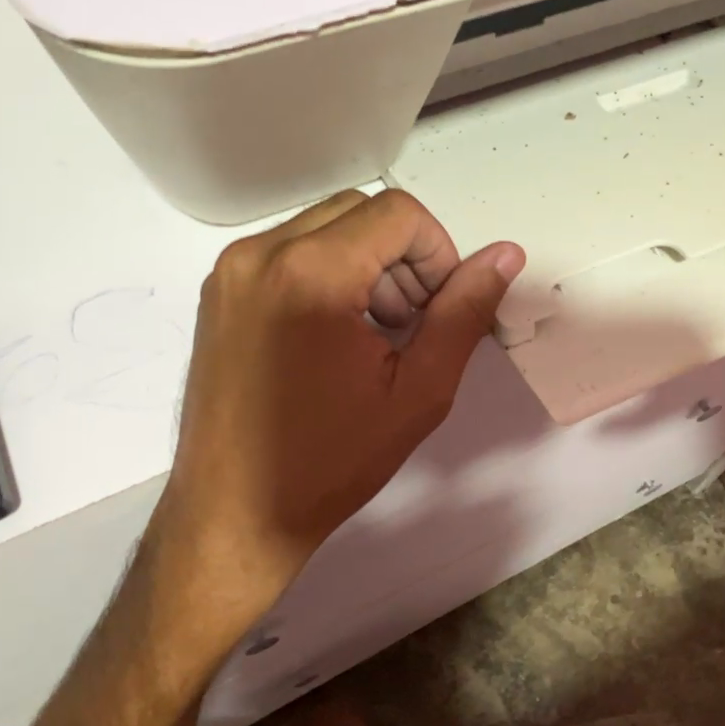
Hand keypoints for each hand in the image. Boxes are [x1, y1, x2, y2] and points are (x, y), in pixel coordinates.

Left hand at [151, 189, 524, 618]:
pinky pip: (288, 253)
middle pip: (360, 212)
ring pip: (323, 228)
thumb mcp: (417, 392)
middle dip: (402, 257)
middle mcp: (259, 254)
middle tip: (411, 326)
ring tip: (376, 336)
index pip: (397, 214)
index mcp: (308, 273)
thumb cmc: (330, 462)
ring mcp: (230, 273)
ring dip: (366, 264)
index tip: (438, 312)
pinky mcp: (219, 294)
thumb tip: (505, 255)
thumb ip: (463, 313)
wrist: (236, 513)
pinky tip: (335, 339)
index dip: (437, 254)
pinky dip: (327, 274)